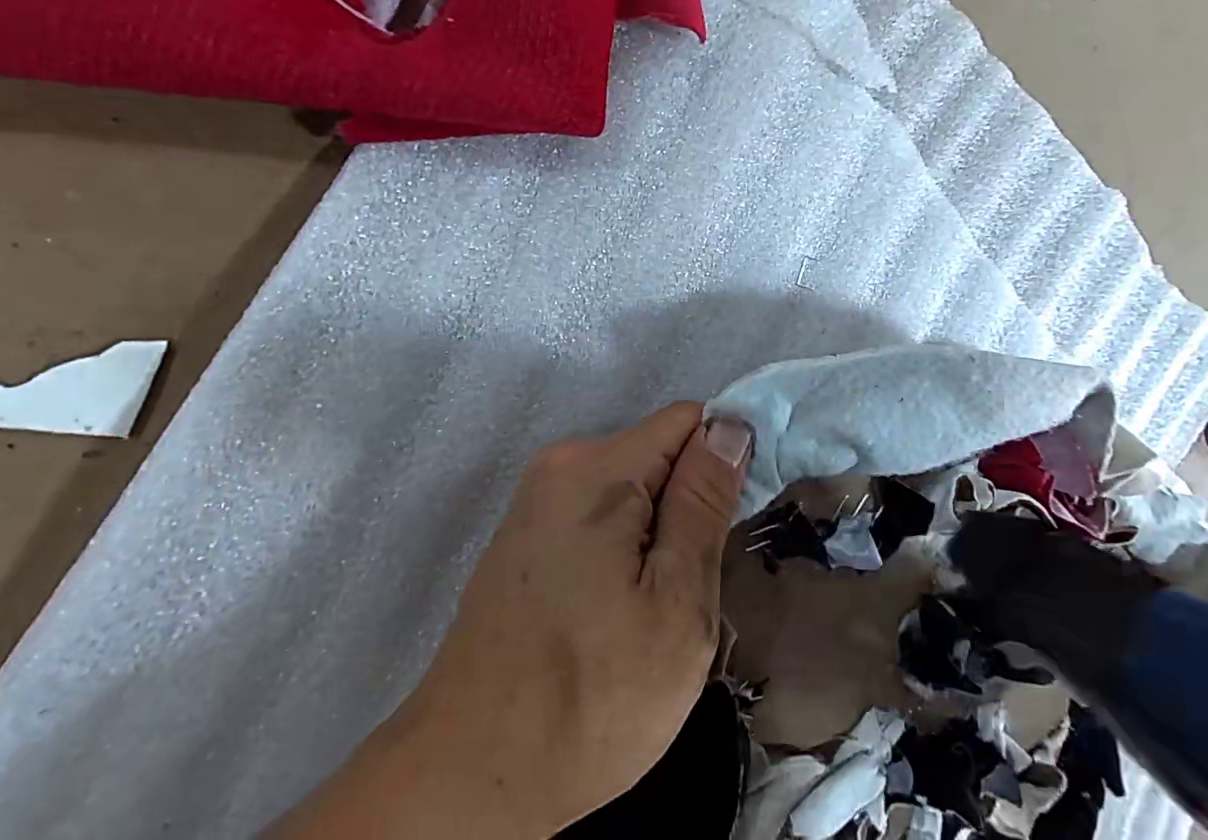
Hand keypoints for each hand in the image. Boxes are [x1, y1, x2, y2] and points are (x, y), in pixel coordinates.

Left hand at [274, 403, 750, 839]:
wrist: (467, 785)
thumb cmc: (589, 699)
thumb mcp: (676, 603)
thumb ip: (705, 504)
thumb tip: (731, 428)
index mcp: (596, 471)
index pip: (691, 422)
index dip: (728, 461)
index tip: (739, 523)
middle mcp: (559, 470)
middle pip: (661, 455)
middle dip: (693, 506)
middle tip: (696, 587)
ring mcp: (536, 507)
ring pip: (636, 492)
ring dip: (663, 537)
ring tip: (660, 608)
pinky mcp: (526, 542)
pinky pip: (603, 518)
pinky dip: (628, 552)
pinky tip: (621, 615)